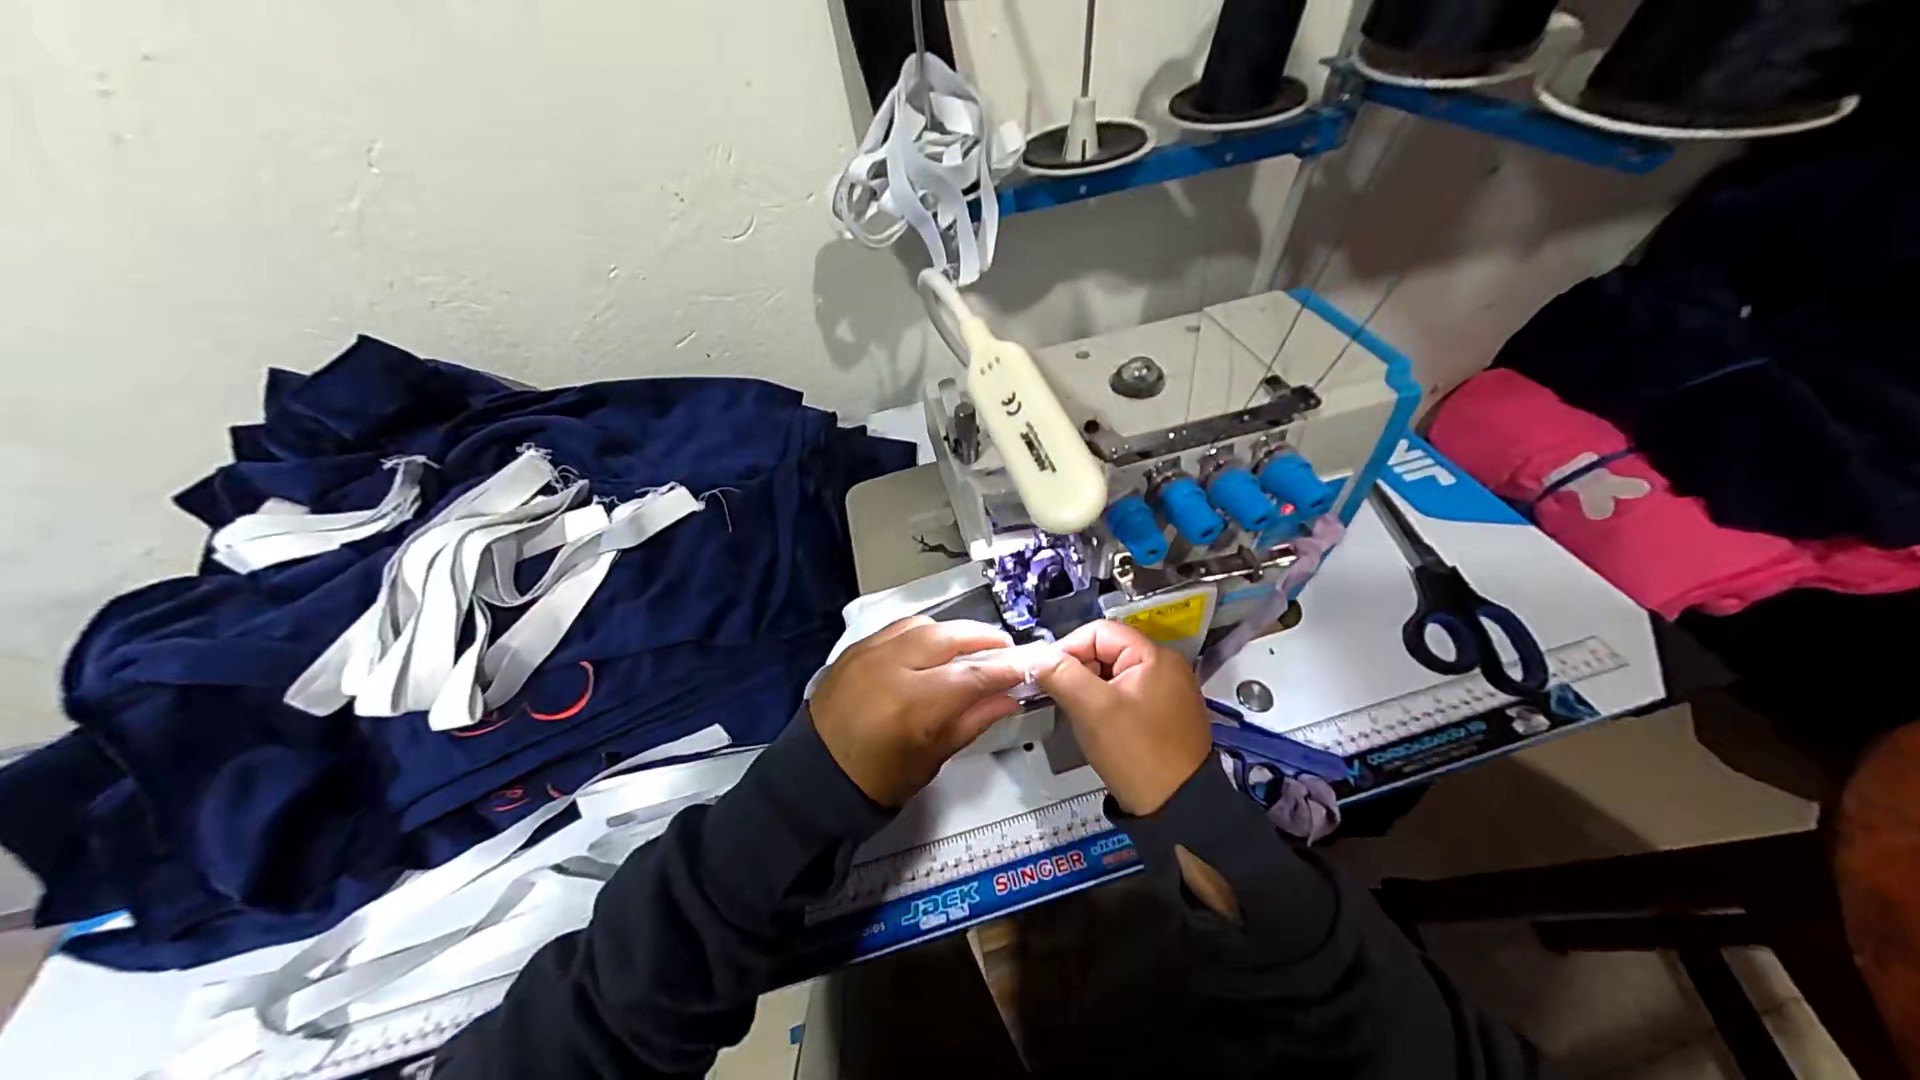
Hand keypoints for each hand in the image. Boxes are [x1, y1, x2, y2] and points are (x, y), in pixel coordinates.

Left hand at [810, 616, 1029, 806]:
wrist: (814, 778)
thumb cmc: (876, 781)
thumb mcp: (932, 757)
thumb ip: (974, 720)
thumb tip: (1009, 698)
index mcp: (912, 705)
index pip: (973, 675)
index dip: (1007, 668)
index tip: (1028, 665)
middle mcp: (889, 668)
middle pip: (949, 637)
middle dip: (983, 638)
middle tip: (1006, 648)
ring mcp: (868, 654)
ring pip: (923, 625)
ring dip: (953, 631)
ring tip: (972, 645)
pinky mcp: (854, 650)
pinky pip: (897, 628)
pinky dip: (923, 631)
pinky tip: (934, 645)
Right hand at [1034, 620, 1212, 814]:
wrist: (1179, 809)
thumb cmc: (1136, 753)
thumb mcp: (1092, 709)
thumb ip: (1061, 674)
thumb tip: (1036, 656)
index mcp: (1155, 656)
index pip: (1098, 632)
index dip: (1067, 648)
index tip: (1045, 674)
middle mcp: (1166, 667)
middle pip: (1106, 651)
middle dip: (1077, 670)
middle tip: (1059, 695)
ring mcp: (1168, 692)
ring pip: (1113, 675)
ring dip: (1089, 689)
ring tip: (1076, 712)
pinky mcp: (1165, 715)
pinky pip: (1126, 695)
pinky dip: (1105, 704)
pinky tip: (1096, 725)